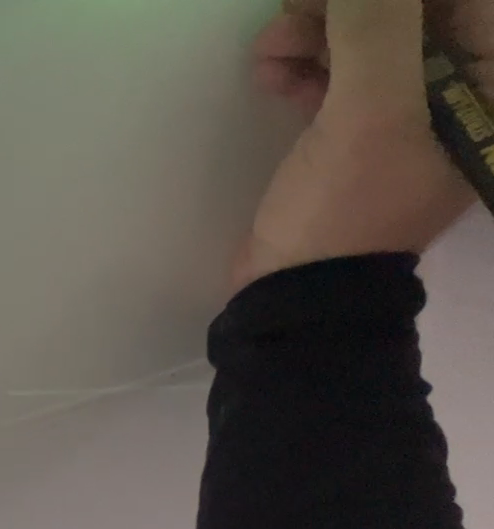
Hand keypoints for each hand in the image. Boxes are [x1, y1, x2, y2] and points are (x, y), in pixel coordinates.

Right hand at [233, 0, 480, 288]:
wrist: (297, 288)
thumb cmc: (347, 206)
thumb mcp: (368, 114)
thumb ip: (376, 32)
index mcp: (493, 78)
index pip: (465, 5)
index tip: (331, 1)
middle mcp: (465, 86)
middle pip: (418, 16)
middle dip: (352, 11)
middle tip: (292, 13)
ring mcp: (410, 109)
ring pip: (372, 42)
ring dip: (318, 36)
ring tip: (270, 50)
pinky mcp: (358, 132)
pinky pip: (341, 78)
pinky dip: (306, 69)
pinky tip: (273, 76)